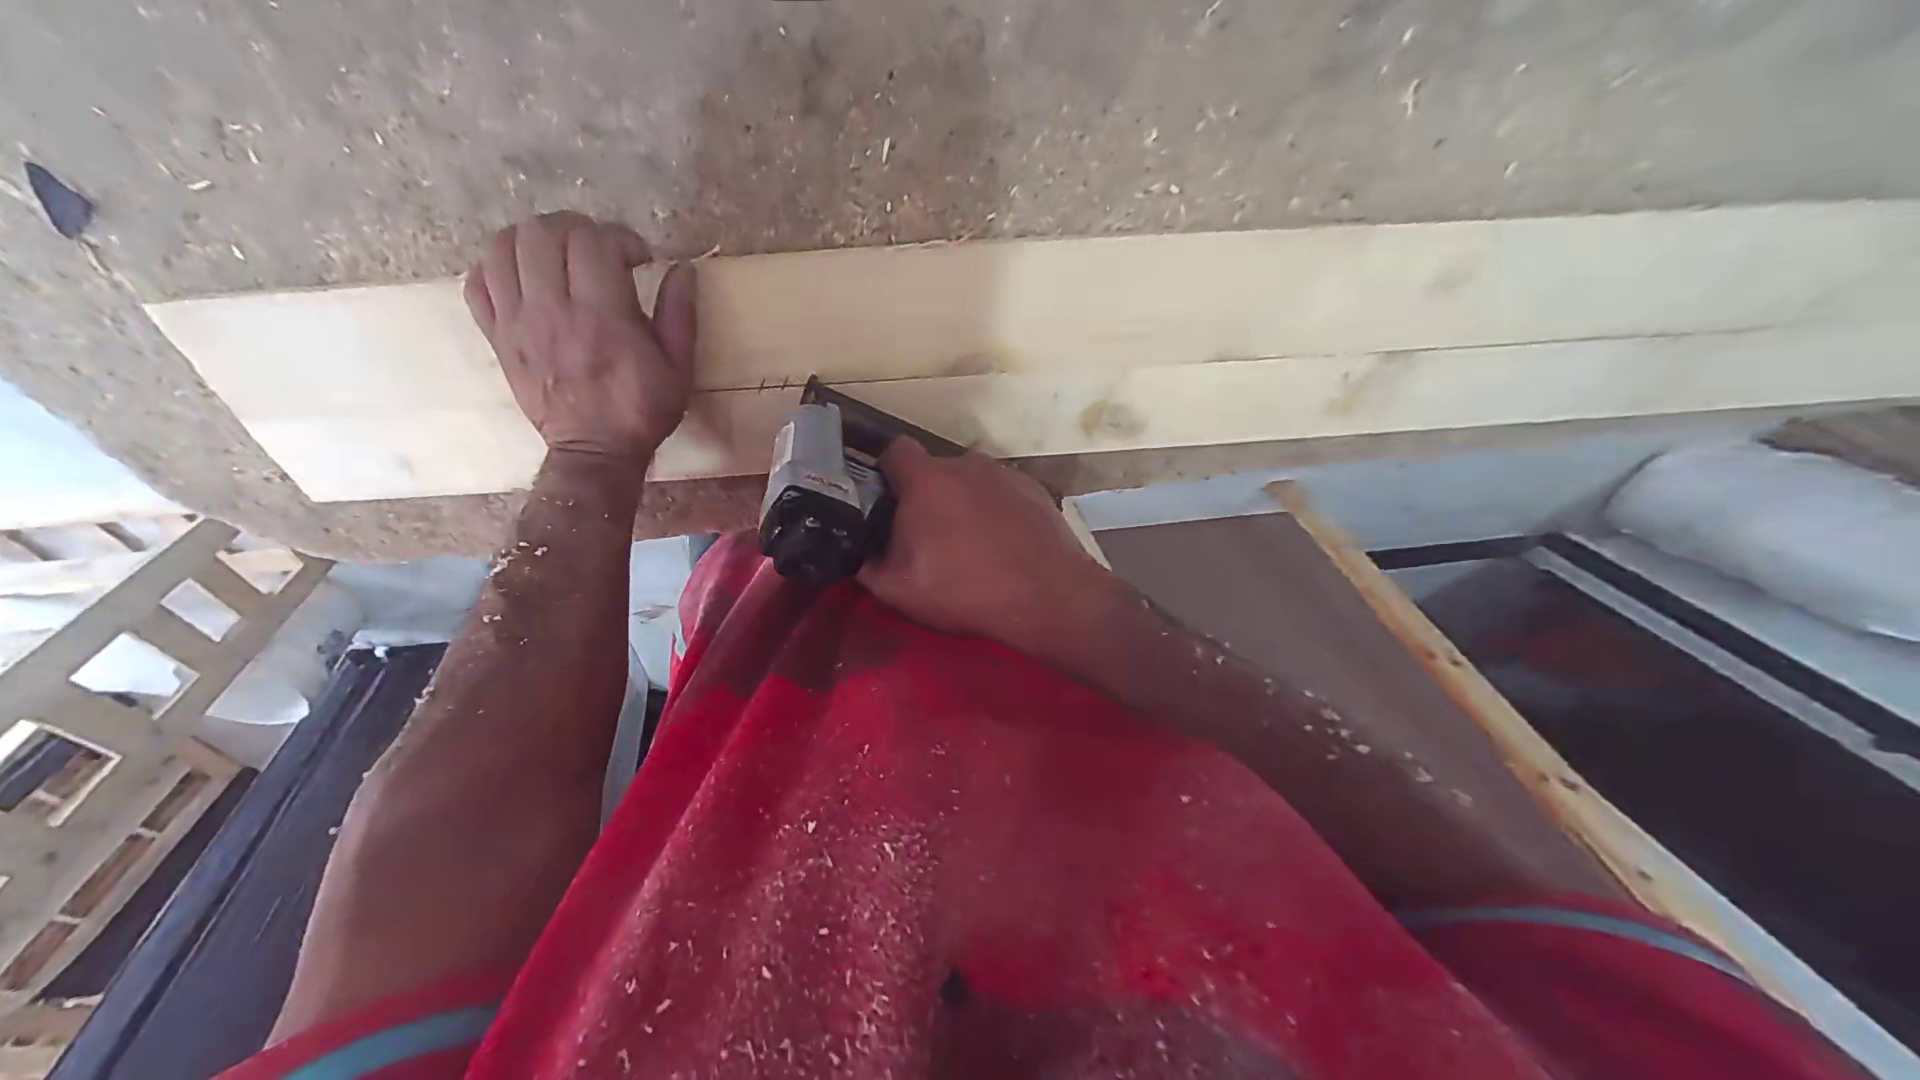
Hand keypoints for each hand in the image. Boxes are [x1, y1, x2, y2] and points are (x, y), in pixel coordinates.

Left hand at [464, 212, 695, 463]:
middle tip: (599, 250)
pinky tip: (527, 277)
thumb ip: (680, 314)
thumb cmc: (642, 410)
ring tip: (560, 256)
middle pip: (544, 233)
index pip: (594, 242)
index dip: (620, 238)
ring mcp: (517, 322)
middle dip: (577, 229)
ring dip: (534, 238)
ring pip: (503, 246)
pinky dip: (498, 266)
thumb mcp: (678, 368)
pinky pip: (478, 281)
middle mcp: (553, 311)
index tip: (638, 258)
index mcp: (603, 317)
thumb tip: (682, 269)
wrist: (595, 451)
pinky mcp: (497, 336)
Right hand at [858, 440, 1118, 650]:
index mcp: (927, 479)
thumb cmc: (965, 589)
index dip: (886, 472)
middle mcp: (966, 464)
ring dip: (963, 503)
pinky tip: (1003, 544)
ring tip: (970, 545)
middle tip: (928, 538)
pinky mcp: (1035, 490)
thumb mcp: (897, 590)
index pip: (895, 450)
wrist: (1047, 596)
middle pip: (934, 470)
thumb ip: (866, 564)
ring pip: (970, 482)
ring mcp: (1005, 474)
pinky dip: (996, 511)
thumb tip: (856, 552)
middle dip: (926, 496)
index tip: (887, 501)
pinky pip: (1002, 494)